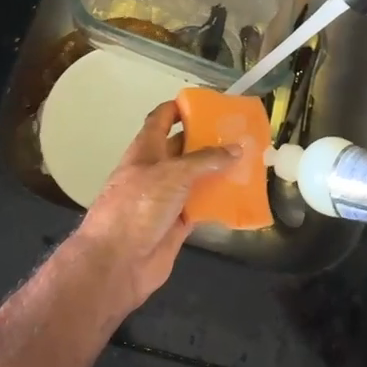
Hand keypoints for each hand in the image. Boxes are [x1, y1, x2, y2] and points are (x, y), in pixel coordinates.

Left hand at [71, 101, 234, 309]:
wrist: (117, 262)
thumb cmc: (138, 206)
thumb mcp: (172, 174)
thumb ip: (205, 160)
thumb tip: (236, 148)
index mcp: (146, 149)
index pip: (162, 119)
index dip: (182, 108)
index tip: (210, 104)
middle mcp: (156, 170)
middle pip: (185, 148)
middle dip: (209, 141)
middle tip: (241, 134)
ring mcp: (166, 198)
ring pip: (196, 178)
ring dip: (219, 172)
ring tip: (250, 162)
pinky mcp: (177, 224)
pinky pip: (202, 206)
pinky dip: (219, 201)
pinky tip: (242, 195)